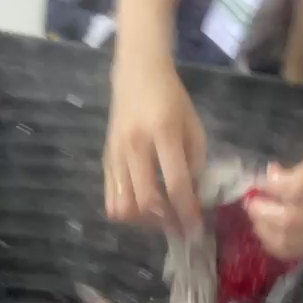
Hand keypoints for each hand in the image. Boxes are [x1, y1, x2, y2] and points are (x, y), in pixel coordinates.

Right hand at [105, 58, 206, 225]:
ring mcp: (117, 155)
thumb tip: (194, 199)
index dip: (187, 212)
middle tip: (178, 225)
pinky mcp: (106, 161)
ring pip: (124, 207)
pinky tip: (141, 208)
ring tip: (158, 217)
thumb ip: (196, 162)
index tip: (196, 229)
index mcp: (163, 133)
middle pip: (147, 201)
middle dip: (165, 221)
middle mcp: (136, 146)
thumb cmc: (171, 99)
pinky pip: (110, 200)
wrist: (137, 73)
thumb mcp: (193, 125)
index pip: (176, 184)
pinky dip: (127, 213)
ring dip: (143, 221)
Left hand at [244, 132, 302, 256]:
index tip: (260, 181)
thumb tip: (272, 178)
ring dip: (267, 232)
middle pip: (293, 221)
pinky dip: (281, 243)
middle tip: (251, 202)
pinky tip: (272, 229)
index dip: (273, 187)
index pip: (301, 188)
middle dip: (262, 213)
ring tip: (257, 216)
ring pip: (295, 243)